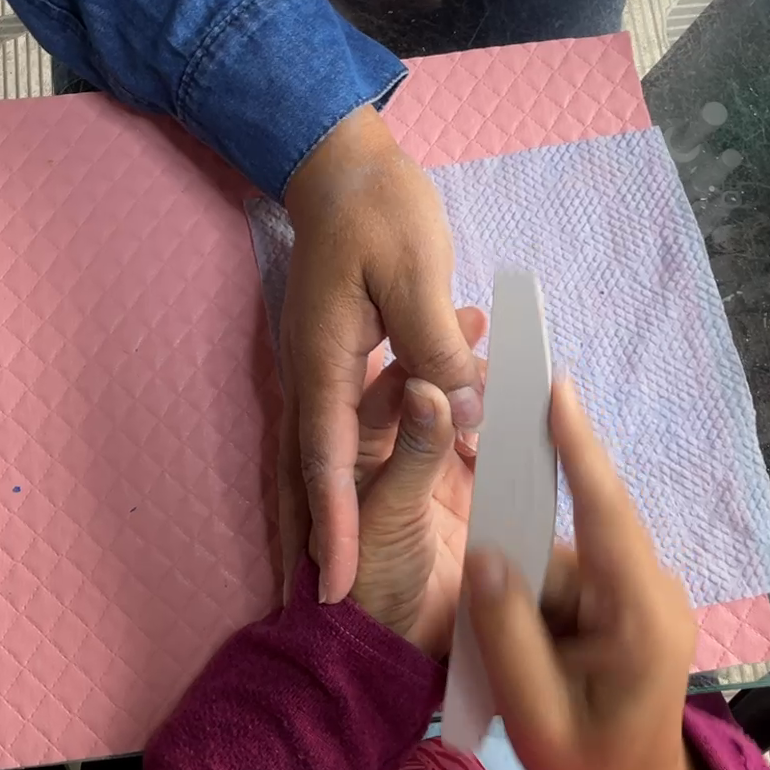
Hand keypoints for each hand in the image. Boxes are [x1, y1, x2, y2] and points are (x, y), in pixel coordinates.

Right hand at [280, 105, 482, 604]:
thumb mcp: (414, 270)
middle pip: (306, 474)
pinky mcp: (336, 360)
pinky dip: (359, 464)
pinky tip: (391, 480)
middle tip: (321, 601)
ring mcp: (319, 370)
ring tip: (339, 567)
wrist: (340, 167)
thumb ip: (435, 346)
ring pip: (321, 456)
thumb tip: (463, 412)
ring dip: (332, 510)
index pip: (326, 460)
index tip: (335, 586)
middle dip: (314, 538)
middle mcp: (312, 377)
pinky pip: (346, 426)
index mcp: (324, 363)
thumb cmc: (377, 210)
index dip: (333, 526)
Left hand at [348, 308, 486, 656]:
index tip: (464, 318)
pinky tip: (528, 417)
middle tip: (488, 323)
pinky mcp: (467, 500)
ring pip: (460, 419)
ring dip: (484, 394)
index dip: (424, 350)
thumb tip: (428, 385)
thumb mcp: (391, 513)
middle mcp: (392, 452)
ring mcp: (432, 473)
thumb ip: (412, 452)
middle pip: (430, 394)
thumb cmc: (373, 582)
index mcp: (357, 448)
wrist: (400, 650)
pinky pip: (490, 457)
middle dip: (458, 362)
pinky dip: (507, 437)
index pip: (392, 385)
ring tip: (514, 364)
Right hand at [463, 379, 723, 769]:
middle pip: (579, 525)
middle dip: (529, 507)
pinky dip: (533, 578)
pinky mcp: (620, 595)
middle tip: (491, 480)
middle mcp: (647, 588)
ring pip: (564, 548)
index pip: (606, 515)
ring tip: (503, 607)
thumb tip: (484, 555)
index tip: (559, 390)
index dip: (580, 450)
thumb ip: (507, 633)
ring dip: (524, 563)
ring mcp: (636, 590)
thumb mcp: (535, 713)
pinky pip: (566, 566)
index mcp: (640, 615)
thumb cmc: (592, 766)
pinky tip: (517, 617)